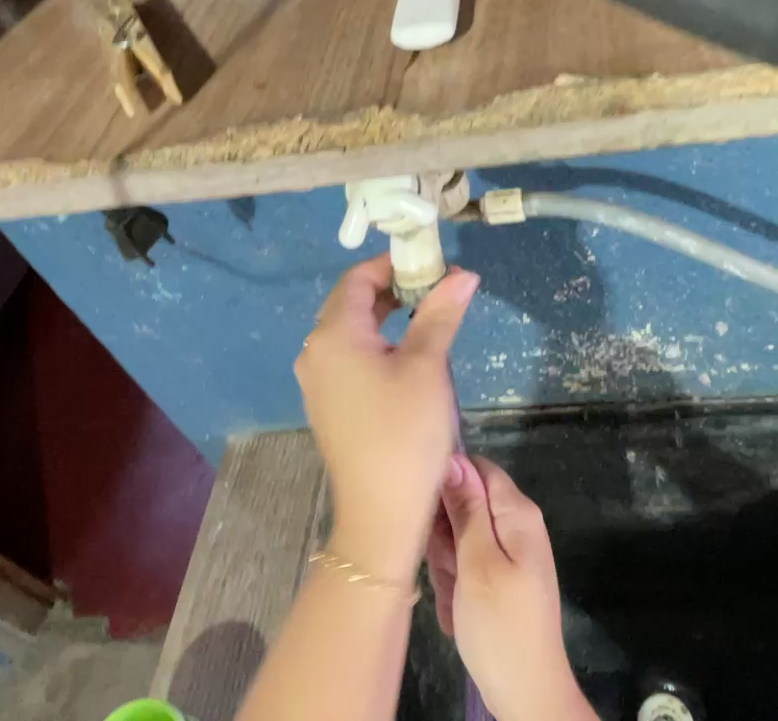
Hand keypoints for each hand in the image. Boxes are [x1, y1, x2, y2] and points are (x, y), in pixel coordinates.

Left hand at [297, 254, 478, 583]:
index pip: (358, 278)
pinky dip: (376, 344)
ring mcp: (317, 382)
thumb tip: (463, 274)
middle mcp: (315, 353)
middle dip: (393, 288)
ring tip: (428, 317)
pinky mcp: (328, 405)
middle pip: (351, 302)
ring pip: (350, 331)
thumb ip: (441, 313)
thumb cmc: (405, 432)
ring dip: (386, 316)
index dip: (394, 264)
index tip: (433, 264)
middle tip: (436, 288)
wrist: (381, 512)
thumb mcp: (429, 366)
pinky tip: (406, 356)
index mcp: (333, 335)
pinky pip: (348, 358)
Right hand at [429, 455, 592, 720]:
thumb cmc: (500, 625)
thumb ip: (466, 508)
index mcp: (517, 512)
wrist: (526, 691)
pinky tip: (455, 609)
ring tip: (453, 594)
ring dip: (446, 565)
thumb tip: (454, 459)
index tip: (429, 515)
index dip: (448, 484)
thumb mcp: (477, 562)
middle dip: (444, 535)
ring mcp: (509, 553)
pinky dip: (455, 585)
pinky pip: (466, 565)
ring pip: (459, 538)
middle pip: (465, 504)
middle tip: (446, 567)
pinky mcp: (500, 578)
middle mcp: (516, 525)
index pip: (477, 468)